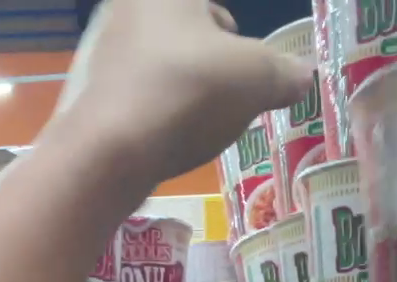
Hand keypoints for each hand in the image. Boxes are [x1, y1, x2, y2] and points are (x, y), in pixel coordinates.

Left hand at [55, 0, 309, 190]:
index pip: (212, 8)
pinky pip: (140, 95)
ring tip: (203, 120)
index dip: (230, 33)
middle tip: (230, 88)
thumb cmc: (187, 93)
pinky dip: (160, 112)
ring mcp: (104, 51)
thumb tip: (303, 77)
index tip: (241, 53)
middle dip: (211, 54)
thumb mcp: (255, 79)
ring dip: (186, 86)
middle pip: (186, 26)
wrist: (110, 152)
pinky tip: (172, 138)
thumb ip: (284, 74)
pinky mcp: (92, 94)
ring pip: (162, 62)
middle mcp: (130, 8)